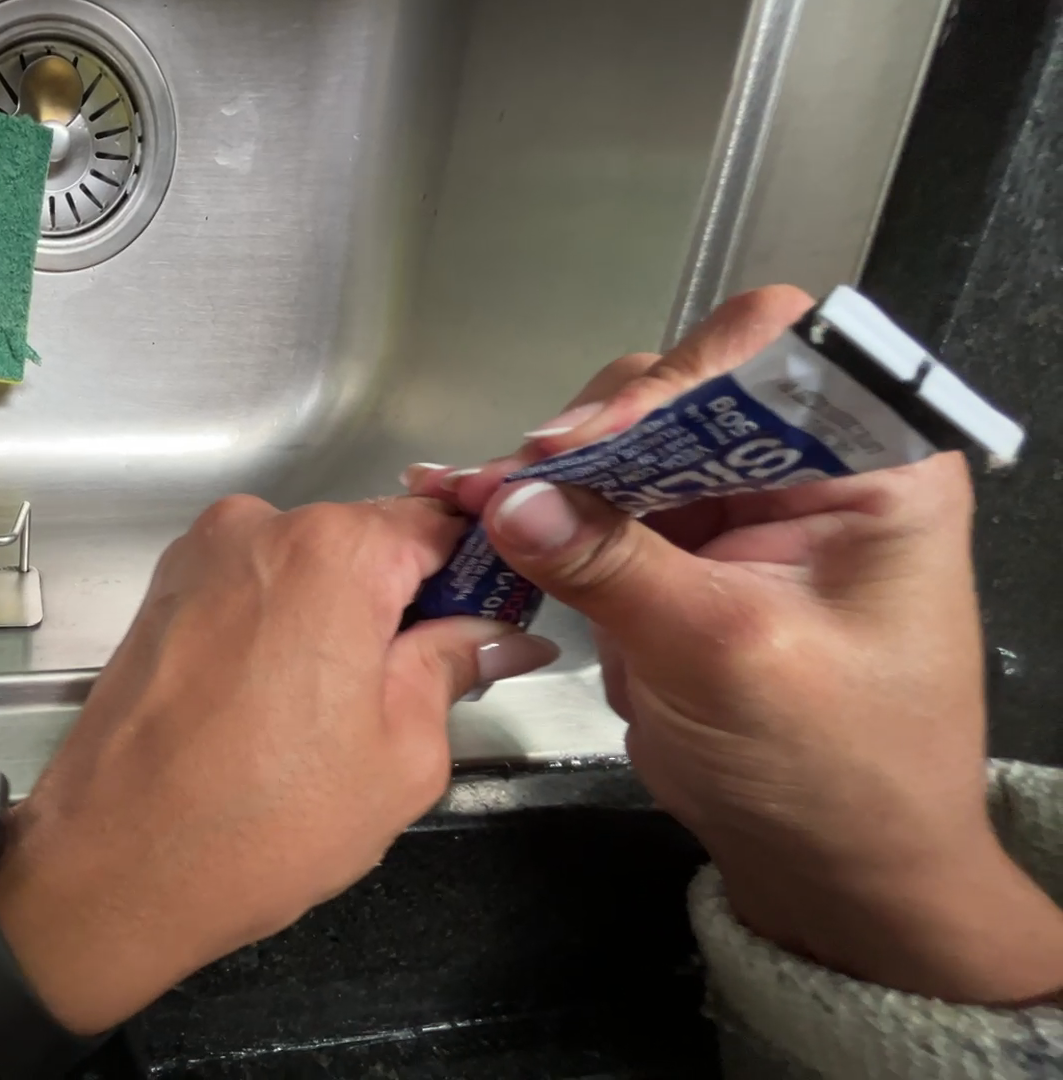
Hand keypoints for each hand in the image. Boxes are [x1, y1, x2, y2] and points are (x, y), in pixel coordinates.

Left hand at [0, 495, 559, 1032]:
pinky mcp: (160, 589)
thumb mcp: (400, 752)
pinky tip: (270, 692)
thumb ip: (452, 666)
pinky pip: (246, 585)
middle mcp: (255, 525)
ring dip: (332, 613)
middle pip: (362, 541)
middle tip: (409, 681)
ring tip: (326, 702)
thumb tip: (500, 632)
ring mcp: (196, 553)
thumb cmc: (268, 816)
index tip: (483, 625)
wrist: (114, 858)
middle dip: (397, 599)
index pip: (436, 525)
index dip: (472, 574)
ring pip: (300, 564)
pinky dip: (275, 619)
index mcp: (331, 548)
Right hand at [407, 286, 1062, 1004]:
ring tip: (466, 497)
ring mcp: (715, 502)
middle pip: (671, 390)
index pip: (763, 365)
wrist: (814, 847)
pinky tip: (466, 506)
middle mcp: (789, 464)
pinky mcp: (657, 541)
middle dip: (581, 432)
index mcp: (862, 467)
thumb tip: (503, 501)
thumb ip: (611, 567)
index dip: (664, 387)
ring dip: (536, 467)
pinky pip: (582, 497)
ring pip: (610, 440)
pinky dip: (524, 502)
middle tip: (501, 480)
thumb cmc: (821, 760)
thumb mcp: (719, 653)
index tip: (567, 447)